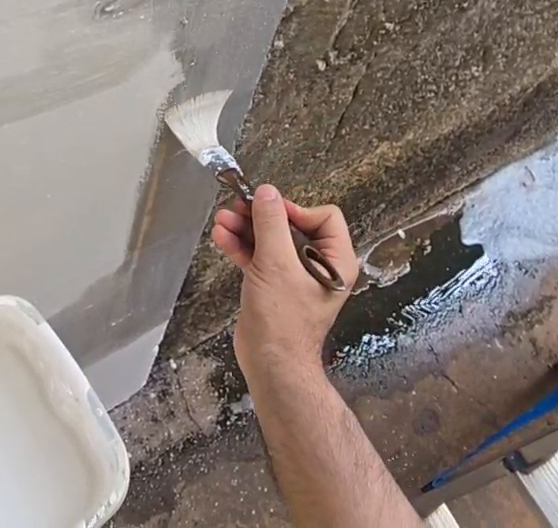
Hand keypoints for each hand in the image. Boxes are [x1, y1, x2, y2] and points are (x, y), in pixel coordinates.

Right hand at [211, 184, 358, 379]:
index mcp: (334, 261)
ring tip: (223, 220)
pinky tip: (222, 237)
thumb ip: (271, 224)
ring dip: (246, 228)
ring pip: (271, 239)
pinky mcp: (273, 285)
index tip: (270, 210)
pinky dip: (242, 246)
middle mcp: (317, 266)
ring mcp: (293, 276)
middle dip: (262, 216)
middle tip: (239, 206)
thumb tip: (267, 192)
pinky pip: (258, 256)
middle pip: (291, 225)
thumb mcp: (276, 264)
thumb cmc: (283, 321)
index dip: (296, 209)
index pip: (323, 217)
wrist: (270, 366)